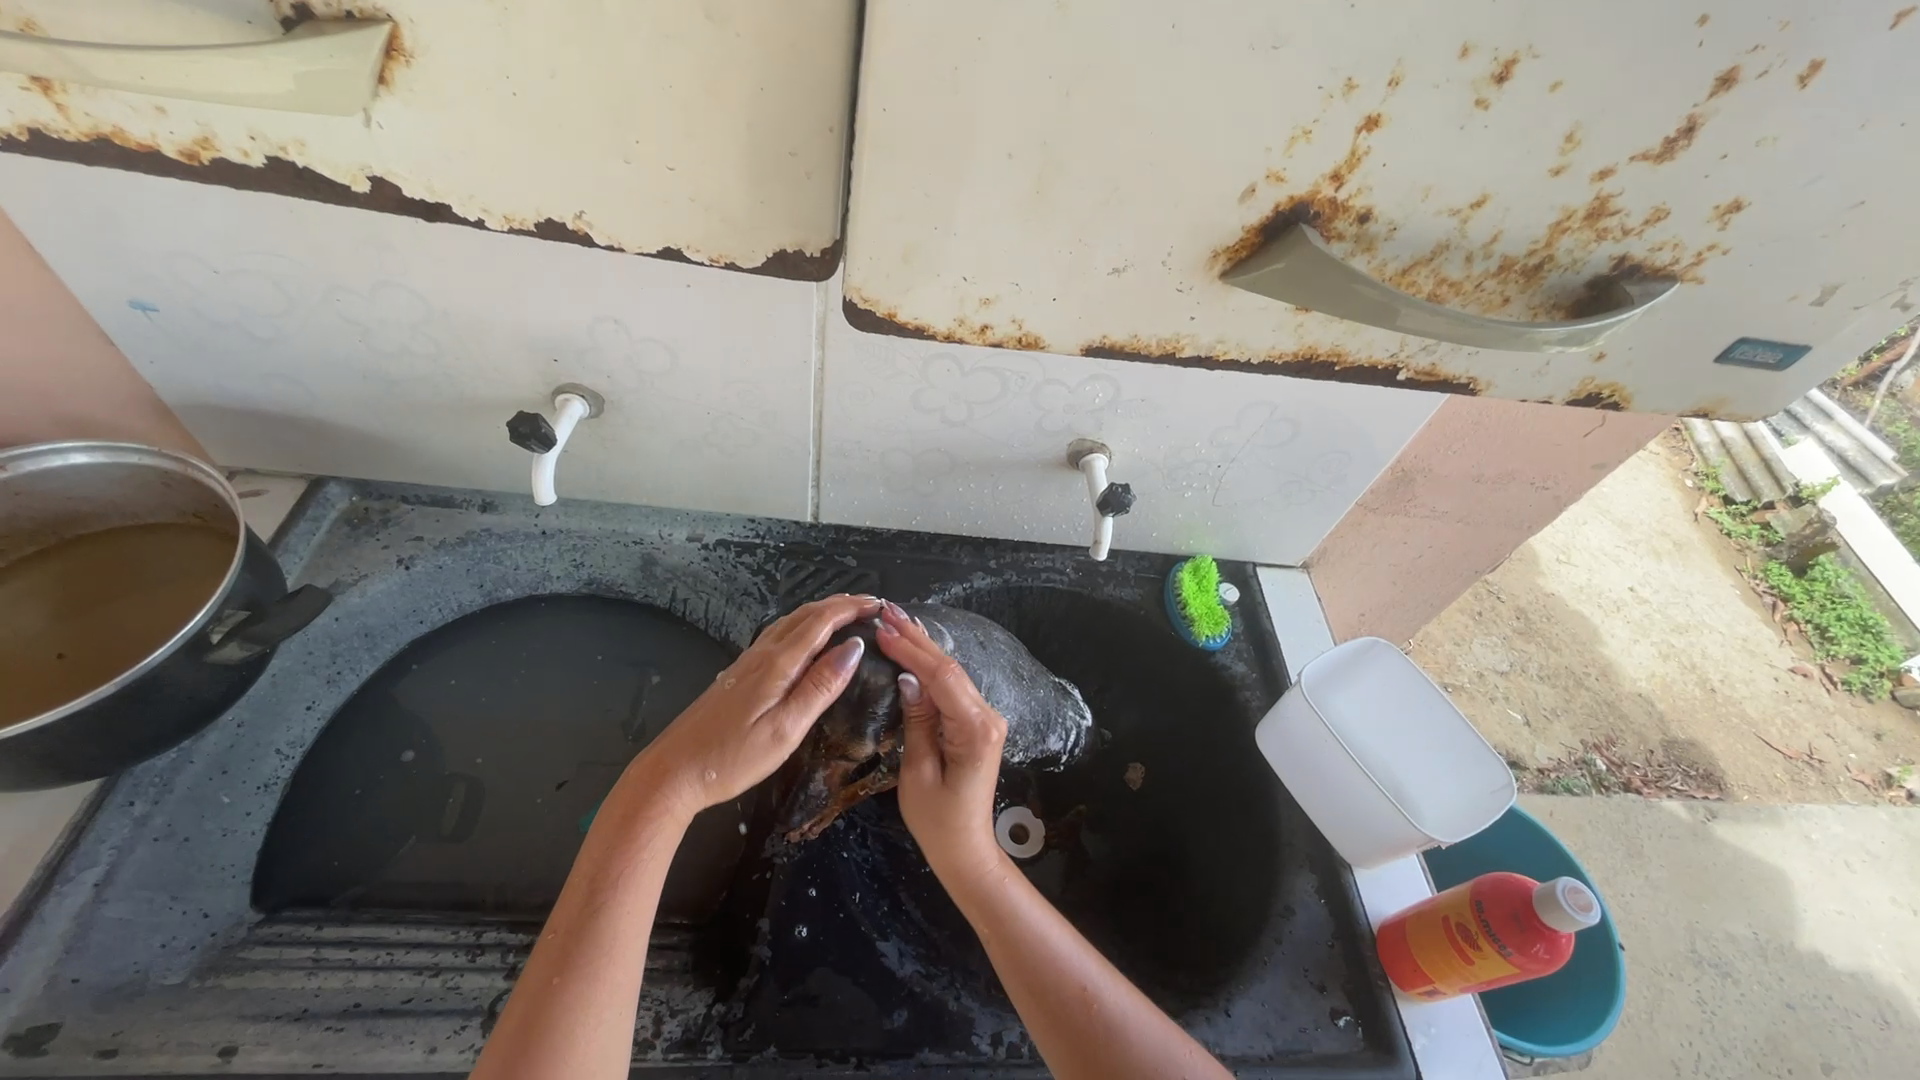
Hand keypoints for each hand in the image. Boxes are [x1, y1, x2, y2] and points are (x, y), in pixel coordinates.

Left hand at [634, 594, 879, 821]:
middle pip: (805, 615)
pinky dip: (803, 626)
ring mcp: (747, 663)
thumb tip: (853, 647)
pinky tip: (806, 638)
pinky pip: (778, 636)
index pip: (821, 622)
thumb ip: (820, 687)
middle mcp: (762, 654)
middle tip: (870, 605)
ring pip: (789, 623)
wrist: (673, 773)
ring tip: (846, 614)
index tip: (879, 604)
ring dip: (821, 612)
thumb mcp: (786, 729)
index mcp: (778, 664)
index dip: (851, 608)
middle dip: (839, 604)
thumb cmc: (732, 758)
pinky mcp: (738, 675)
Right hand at [873, 601, 1009, 882]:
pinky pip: (953, 687)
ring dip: (923, 647)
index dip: (912, 650)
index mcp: (975, 729)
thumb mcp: (917, 773)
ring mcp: (985, 718)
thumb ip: (917, 722)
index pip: (941, 677)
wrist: (965, 849)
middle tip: (886, 611)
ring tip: (895, 621)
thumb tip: (908, 678)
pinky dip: (931, 666)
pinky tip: (915, 649)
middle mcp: (987, 716)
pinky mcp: (976, 723)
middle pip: (949, 669)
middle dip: (916, 639)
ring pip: (952, 674)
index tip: (883, 629)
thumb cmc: (937, 821)